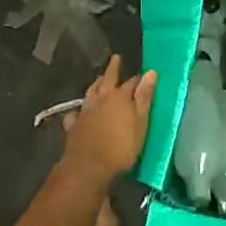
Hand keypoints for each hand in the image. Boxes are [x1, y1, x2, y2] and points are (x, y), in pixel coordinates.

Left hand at [60, 55, 157, 182]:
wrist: (88, 167)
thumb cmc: (120, 148)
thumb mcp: (140, 123)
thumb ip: (144, 97)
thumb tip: (151, 72)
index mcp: (119, 97)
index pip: (131, 82)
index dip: (138, 79)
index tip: (143, 75)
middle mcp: (101, 99)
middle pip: (108, 79)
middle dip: (113, 68)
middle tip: (116, 58)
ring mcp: (85, 111)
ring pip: (91, 91)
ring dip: (96, 83)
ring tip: (99, 78)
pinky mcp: (74, 126)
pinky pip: (75, 113)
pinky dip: (78, 110)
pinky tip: (77, 112)